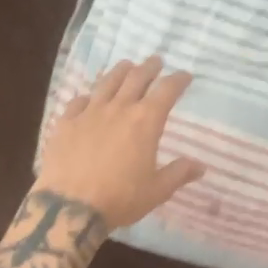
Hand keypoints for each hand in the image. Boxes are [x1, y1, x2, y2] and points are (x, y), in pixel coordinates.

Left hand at [36, 57, 204, 228]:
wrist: (70, 205)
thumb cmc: (120, 198)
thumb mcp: (157, 191)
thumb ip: (179, 174)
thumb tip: (201, 166)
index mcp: (145, 122)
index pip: (166, 91)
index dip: (178, 80)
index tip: (185, 76)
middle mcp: (118, 109)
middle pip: (136, 78)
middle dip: (149, 67)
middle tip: (156, 61)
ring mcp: (89, 112)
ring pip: (107, 82)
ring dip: (120, 71)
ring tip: (126, 66)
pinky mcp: (66, 122)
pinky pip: (78, 101)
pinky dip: (88, 96)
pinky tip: (89, 98)